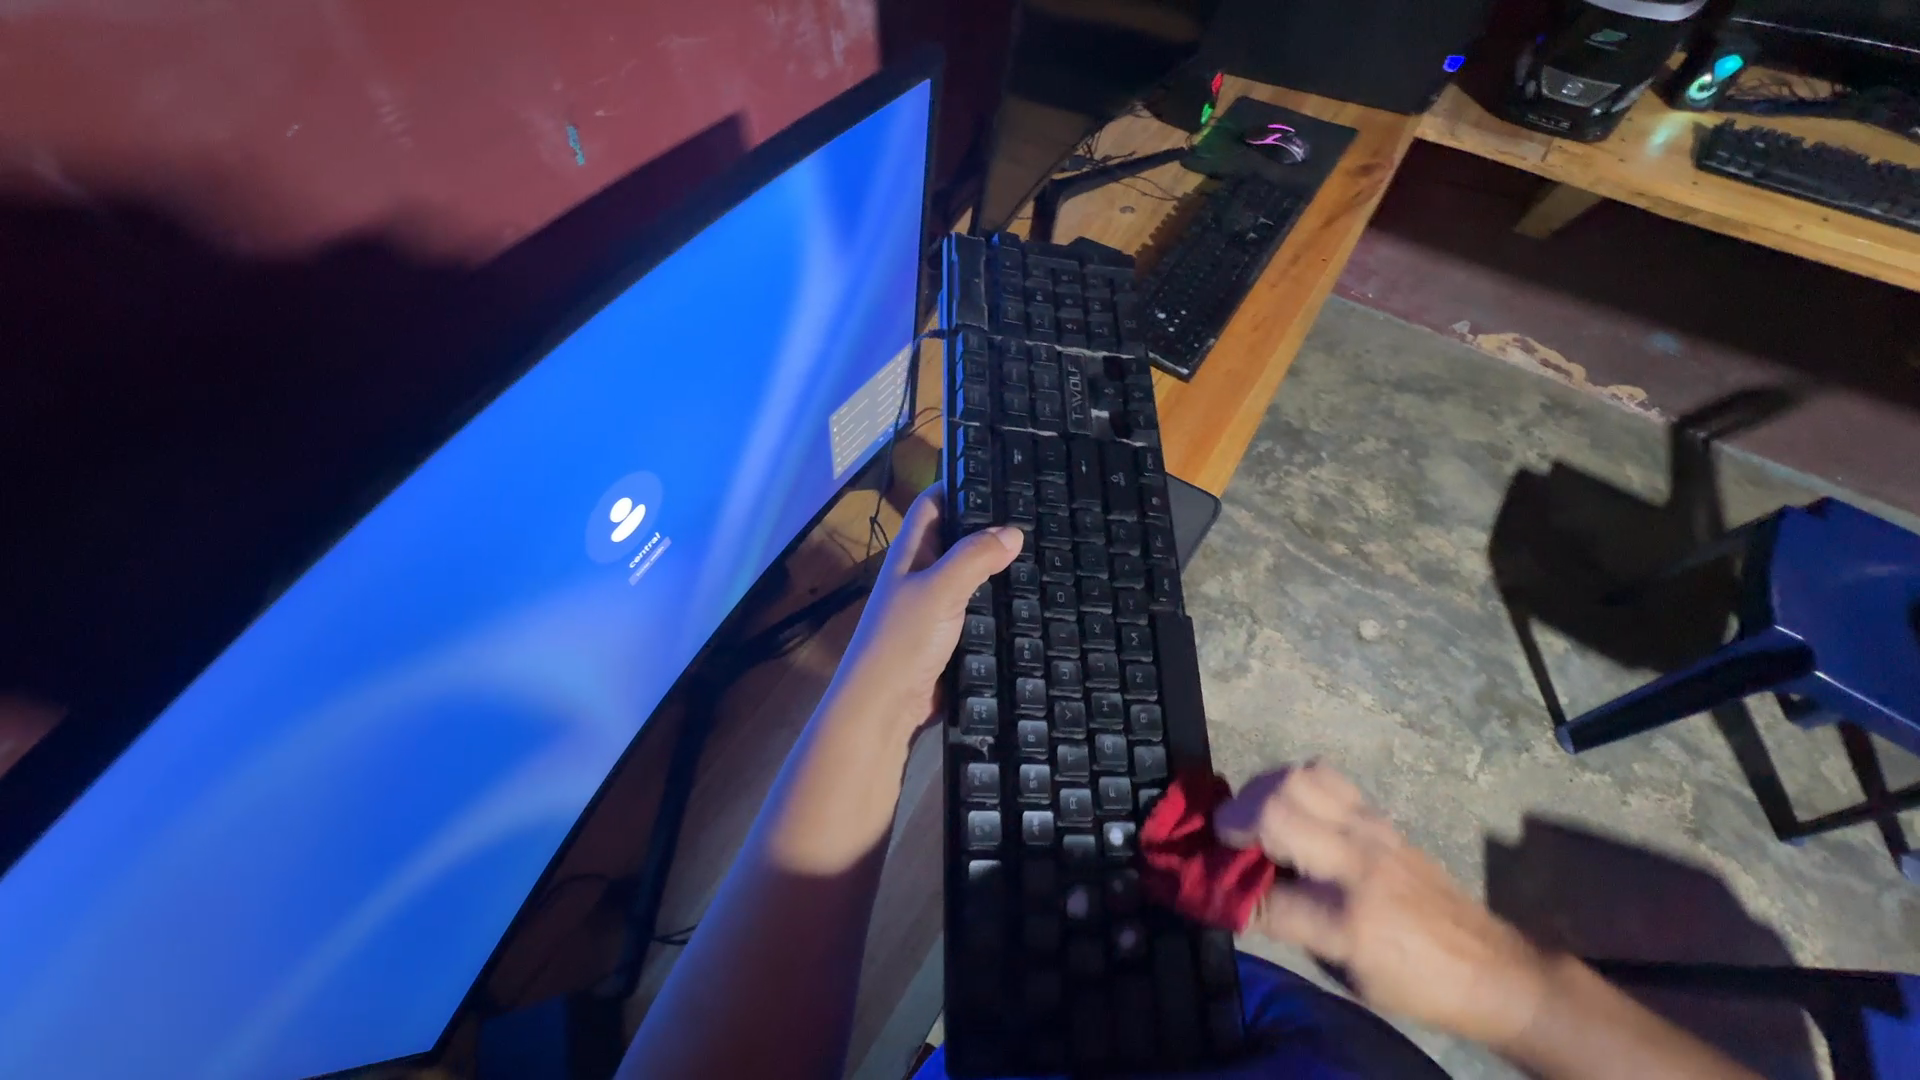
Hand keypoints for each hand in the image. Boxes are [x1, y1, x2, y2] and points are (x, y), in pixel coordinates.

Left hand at [832, 484, 1021, 739]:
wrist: (885, 710)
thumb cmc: (902, 641)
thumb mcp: (939, 589)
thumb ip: (974, 557)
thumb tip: (1012, 531)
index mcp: (910, 555)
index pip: (932, 505)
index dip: (958, 485)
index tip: (999, 474)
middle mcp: (921, 577)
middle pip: (956, 541)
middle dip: (989, 528)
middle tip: (1038, 515)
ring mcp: (936, 611)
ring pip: (973, 580)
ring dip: (1000, 571)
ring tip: (1047, 555)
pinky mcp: (952, 642)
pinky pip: (981, 615)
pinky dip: (1003, 608)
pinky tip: (1034, 604)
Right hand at [1215, 763, 1549, 1045]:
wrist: (1493, 969)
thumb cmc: (1415, 985)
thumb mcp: (1345, 973)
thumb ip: (1287, 923)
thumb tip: (1232, 886)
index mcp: (1349, 922)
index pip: (1264, 894)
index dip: (1224, 889)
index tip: (1200, 885)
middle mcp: (1358, 865)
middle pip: (1276, 810)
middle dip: (1234, 819)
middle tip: (1224, 837)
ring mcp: (1372, 831)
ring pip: (1298, 778)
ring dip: (1261, 791)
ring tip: (1251, 814)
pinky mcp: (1380, 815)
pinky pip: (1323, 776)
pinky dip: (1292, 783)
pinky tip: (1287, 805)